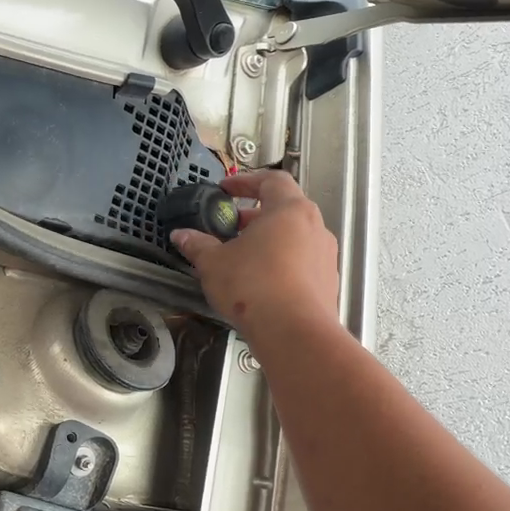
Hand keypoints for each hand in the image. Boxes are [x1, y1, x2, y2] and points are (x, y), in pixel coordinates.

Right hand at [171, 169, 340, 339]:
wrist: (292, 330)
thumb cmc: (253, 286)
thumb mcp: (212, 262)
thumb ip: (197, 244)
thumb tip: (182, 236)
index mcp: (289, 211)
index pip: (271, 180)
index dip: (246, 181)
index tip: (227, 187)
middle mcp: (313, 227)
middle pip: (284, 208)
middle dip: (253, 214)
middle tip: (228, 224)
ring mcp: (324, 254)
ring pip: (294, 235)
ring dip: (268, 238)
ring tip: (240, 253)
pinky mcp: (327, 280)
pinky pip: (301, 260)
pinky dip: (279, 260)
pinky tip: (257, 278)